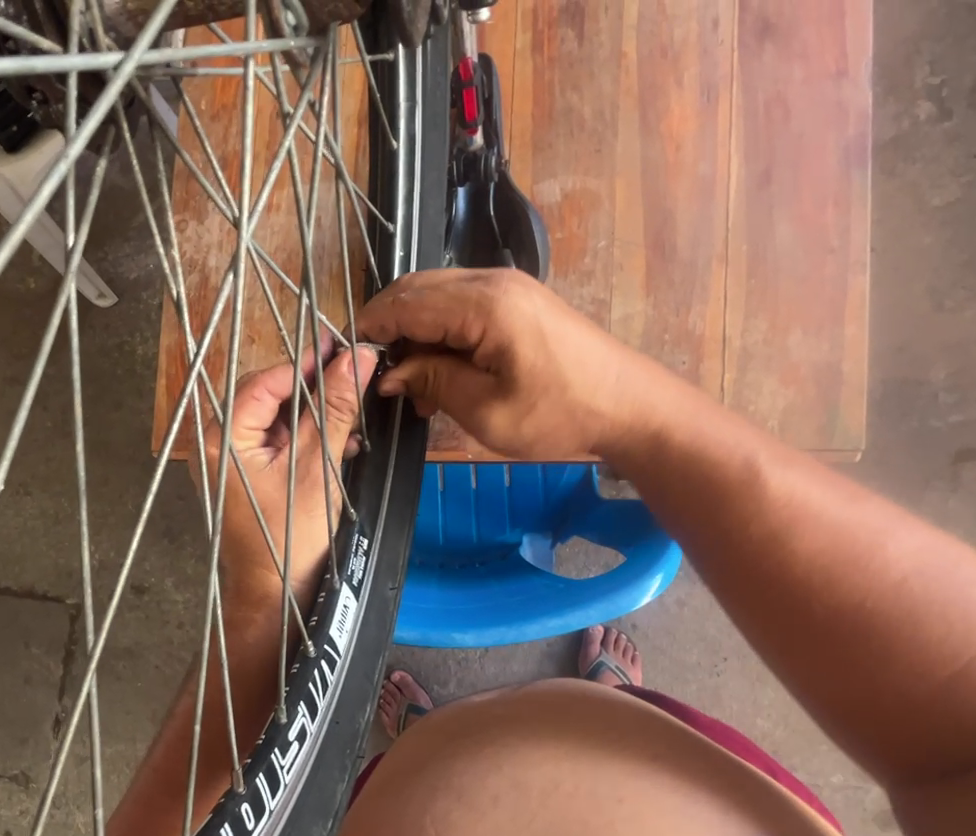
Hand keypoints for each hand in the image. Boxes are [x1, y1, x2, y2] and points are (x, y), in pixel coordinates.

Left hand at [197, 340, 375, 612]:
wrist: (275, 594)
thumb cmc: (291, 536)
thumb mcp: (318, 467)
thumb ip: (335, 408)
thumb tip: (359, 357)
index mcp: (222, 438)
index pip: (264, 381)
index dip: (305, 363)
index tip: (342, 347)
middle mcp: (217, 444)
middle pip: (267, 395)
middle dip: (311, 385)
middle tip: (351, 370)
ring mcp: (231, 461)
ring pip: (275, 418)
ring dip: (313, 413)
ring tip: (352, 411)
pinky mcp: (246, 476)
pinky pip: (276, 442)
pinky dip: (305, 438)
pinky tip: (339, 441)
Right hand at [357, 268, 686, 460]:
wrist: (629, 406)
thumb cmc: (558, 414)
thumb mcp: (485, 410)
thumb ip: (432, 381)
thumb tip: (390, 373)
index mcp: (484, 304)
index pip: (406, 303)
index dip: (371, 328)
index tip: (346, 359)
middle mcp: (492, 282)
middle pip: (417, 290)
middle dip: (388, 327)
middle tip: (372, 372)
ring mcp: (507, 287)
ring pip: (436, 296)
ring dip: (413, 333)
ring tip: (407, 383)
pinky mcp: (516, 301)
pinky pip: (460, 306)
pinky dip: (438, 333)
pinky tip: (437, 372)